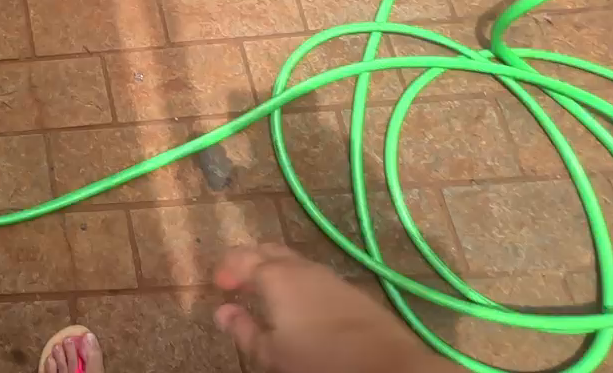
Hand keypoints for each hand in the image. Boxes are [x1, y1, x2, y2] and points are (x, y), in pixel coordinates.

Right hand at [212, 244, 448, 372]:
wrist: (394, 371)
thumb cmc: (323, 363)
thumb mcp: (275, 355)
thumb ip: (244, 331)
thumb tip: (221, 312)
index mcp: (274, 275)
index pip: (240, 258)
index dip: (225, 268)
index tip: (218, 285)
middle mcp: (299, 267)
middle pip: (267, 251)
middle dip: (249, 262)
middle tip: (239, 283)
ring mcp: (329, 277)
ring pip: (292, 263)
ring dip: (275, 272)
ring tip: (269, 296)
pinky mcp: (352, 293)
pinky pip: (314, 278)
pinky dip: (299, 284)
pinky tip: (303, 308)